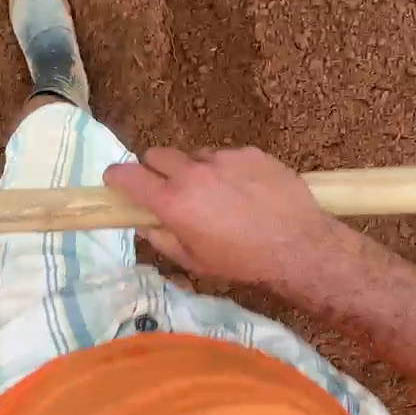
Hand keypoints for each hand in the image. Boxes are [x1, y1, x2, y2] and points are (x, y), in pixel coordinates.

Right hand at [104, 146, 344, 288]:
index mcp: (172, 201)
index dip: (116, 177)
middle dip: (155, 170)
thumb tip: (144, 223)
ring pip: (193, 155)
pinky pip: (226, 156)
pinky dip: (227, 170)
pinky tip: (246, 192)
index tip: (116, 183)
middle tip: (169, 191)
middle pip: (156, 155)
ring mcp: (223, 158)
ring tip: (218, 195)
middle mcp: (192, 173)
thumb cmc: (241, 262)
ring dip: (194, 170)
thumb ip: (161, 238)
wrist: (299, 247)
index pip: (126, 175)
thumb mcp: (193, 261)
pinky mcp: (250, 152)